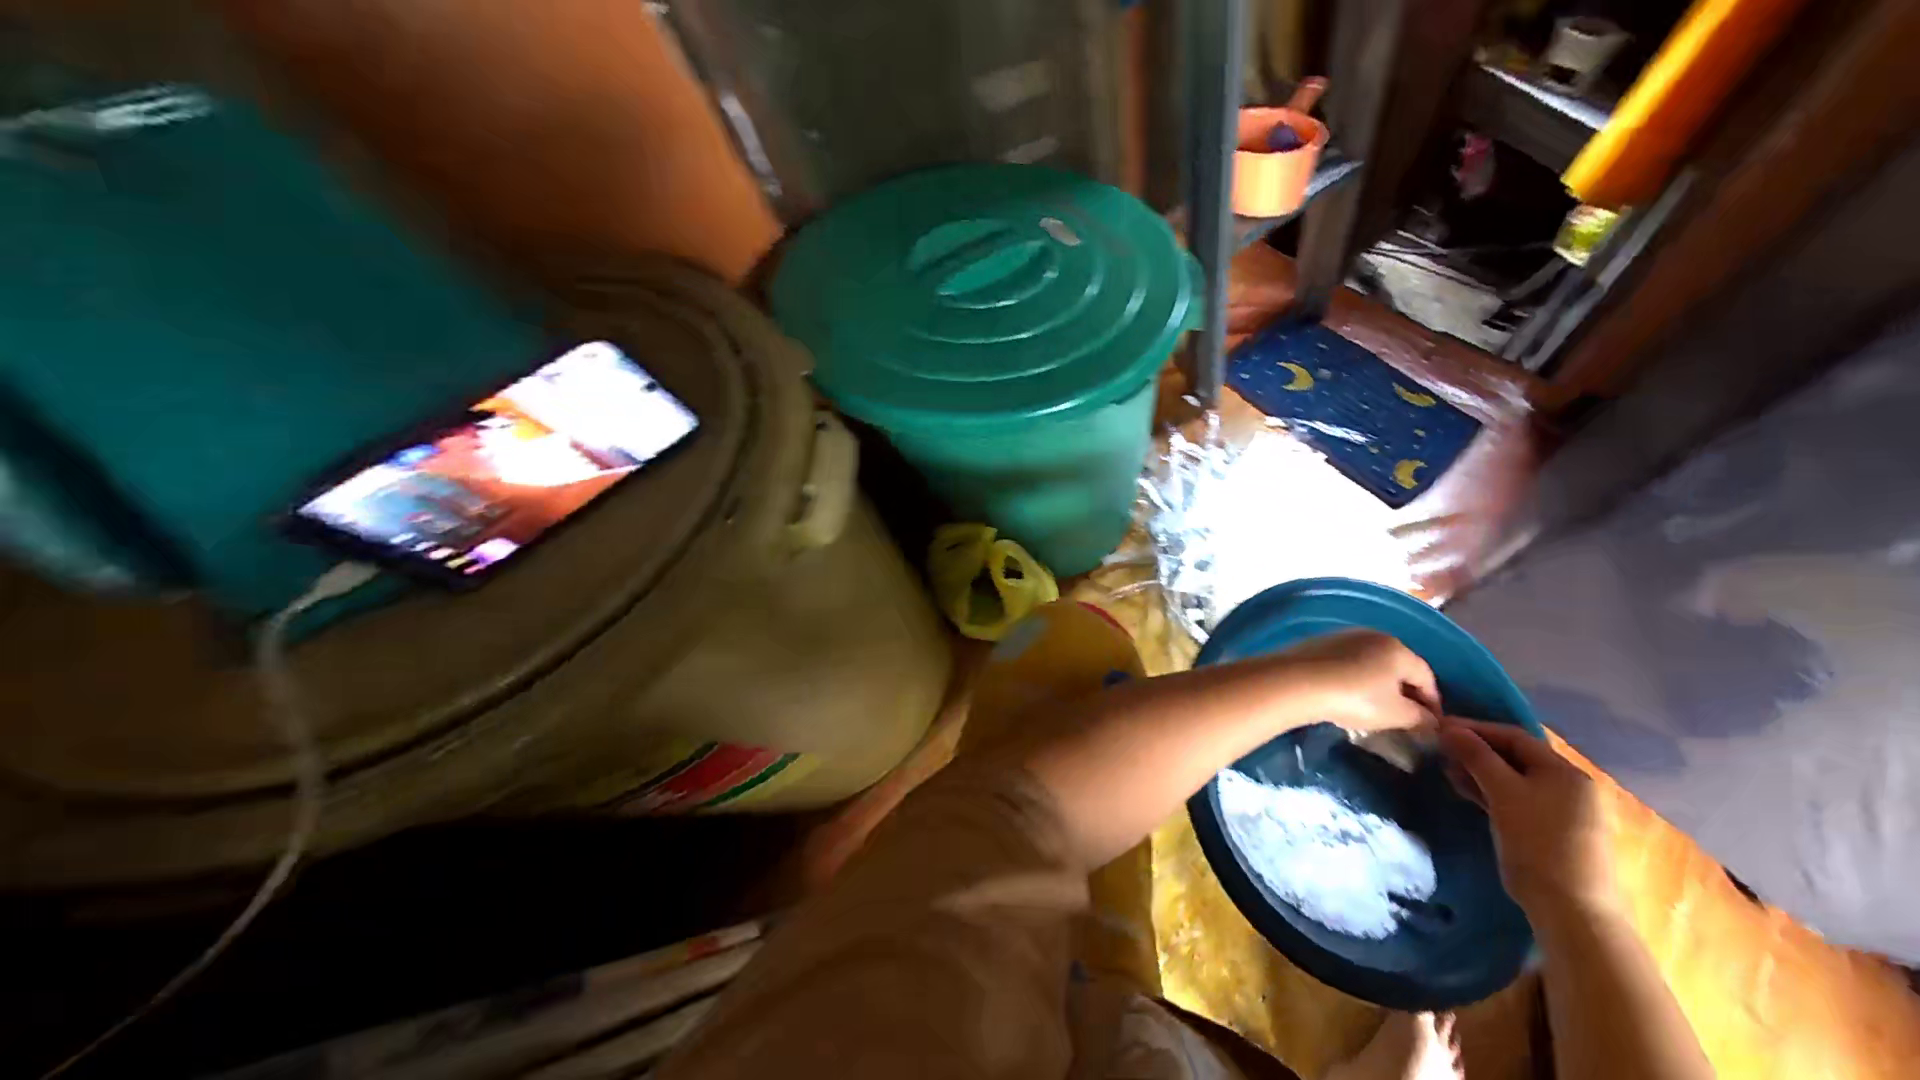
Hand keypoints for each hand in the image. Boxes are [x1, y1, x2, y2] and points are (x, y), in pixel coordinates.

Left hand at [1266, 629, 1439, 734]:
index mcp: (1398, 649)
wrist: (1297, 682)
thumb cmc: (1354, 698)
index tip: (1432, 722)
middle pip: (1398, 665)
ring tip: (1375, 705)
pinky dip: (1353, 676)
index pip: (1426, 676)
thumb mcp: (1395, 714)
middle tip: (1407, 714)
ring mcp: (1343, 636)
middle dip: (1405, 689)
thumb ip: (1419, 717)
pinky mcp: (1318, 642)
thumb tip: (1430, 720)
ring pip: (1371, 661)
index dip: (1433, 701)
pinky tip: (1347, 692)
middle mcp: (1373, 635)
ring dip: (1378, 682)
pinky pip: (1346, 661)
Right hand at [1437, 716, 1616, 924]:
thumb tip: (1449, 727)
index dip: (1475, 728)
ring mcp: (1563, 810)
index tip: (1439, 728)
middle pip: (1515, 756)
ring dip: (1479, 771)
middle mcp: (1570, 786)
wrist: (1571, 908)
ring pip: (1514, 778)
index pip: (1514, 736)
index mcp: (1565, 772)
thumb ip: (1476, 756)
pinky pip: (1517, 798)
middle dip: (1475, 750)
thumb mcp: (1503, 792)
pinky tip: (1467, 792)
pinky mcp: (1552, 830)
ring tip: (1447, 771)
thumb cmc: (1537, 841)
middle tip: (1440, 750)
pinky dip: (1490, 791)